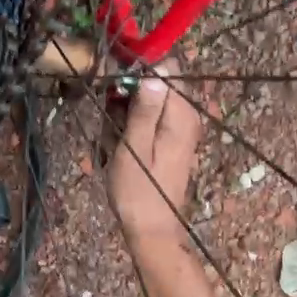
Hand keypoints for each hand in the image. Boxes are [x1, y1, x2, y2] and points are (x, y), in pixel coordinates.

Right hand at [109, 62, 201, 251]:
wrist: (151, 228)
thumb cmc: (139, 192)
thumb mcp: (134, 149)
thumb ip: (144, 111)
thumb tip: (154, 75)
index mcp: (180, 115)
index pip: (166, 68)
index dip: (138, 70)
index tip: (114, 85)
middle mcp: (186, 116)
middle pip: (155, 84)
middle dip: (127, 96)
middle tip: (110, 124)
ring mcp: (179, 128)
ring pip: (147, 102)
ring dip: (123, 115)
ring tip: (112, 142)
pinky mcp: (170, 139)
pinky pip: (147, 120)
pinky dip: (129, 129)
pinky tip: (118, 148)